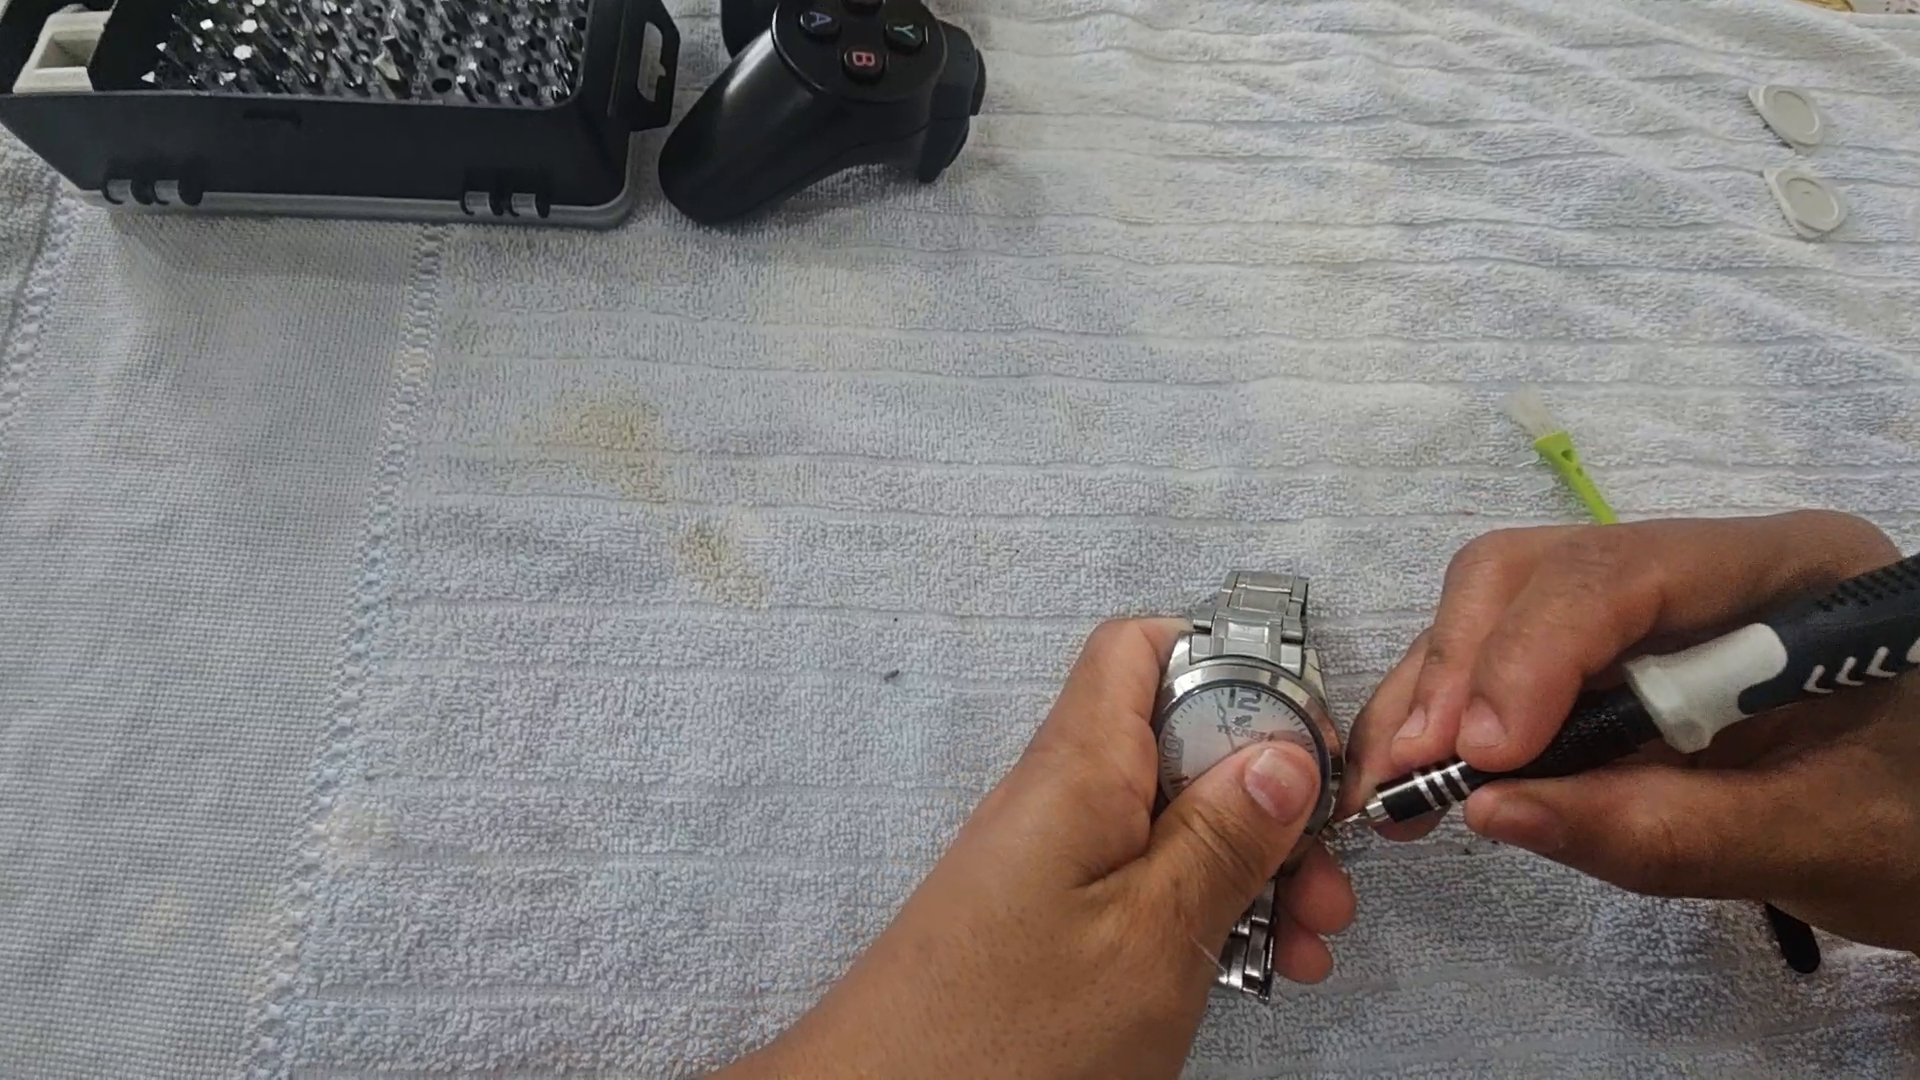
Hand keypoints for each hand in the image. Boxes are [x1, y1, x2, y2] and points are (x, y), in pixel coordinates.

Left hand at [718, 620, 1355, 1079]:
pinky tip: (1246, 949)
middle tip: (1317, 863)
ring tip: (1297, 929)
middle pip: (1174, 734)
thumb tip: (1281, 760)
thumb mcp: (1151, 936)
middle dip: (1260, 788)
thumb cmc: (1005, 1032)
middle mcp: (1063, 787)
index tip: (1292, 724)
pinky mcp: (1057, 891)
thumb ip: (1219, 838)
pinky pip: (1144, 862)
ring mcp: (1059, 840)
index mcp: (1079, 765)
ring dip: (1244, 855)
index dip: (1220, 660)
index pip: (1137, 648)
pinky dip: (1201, 894)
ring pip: (1170, 807)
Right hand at [1339, 511, 1919, 952]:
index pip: (1610, 578)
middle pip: (1515, 577)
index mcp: (1774, 569)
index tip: (1479, 755)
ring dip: (1421, 700)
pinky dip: (1432, 716)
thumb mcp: (1824, 845)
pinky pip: (1476, 659)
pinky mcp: (1571, 648)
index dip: (1528, 658)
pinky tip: (1414, 770)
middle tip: (1413, 765)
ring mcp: (1612, 605)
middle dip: (1451, 671)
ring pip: (1476, 614)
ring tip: (1389, 785)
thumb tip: (1489, 812)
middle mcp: (1672, 565)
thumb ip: (1664, 830)